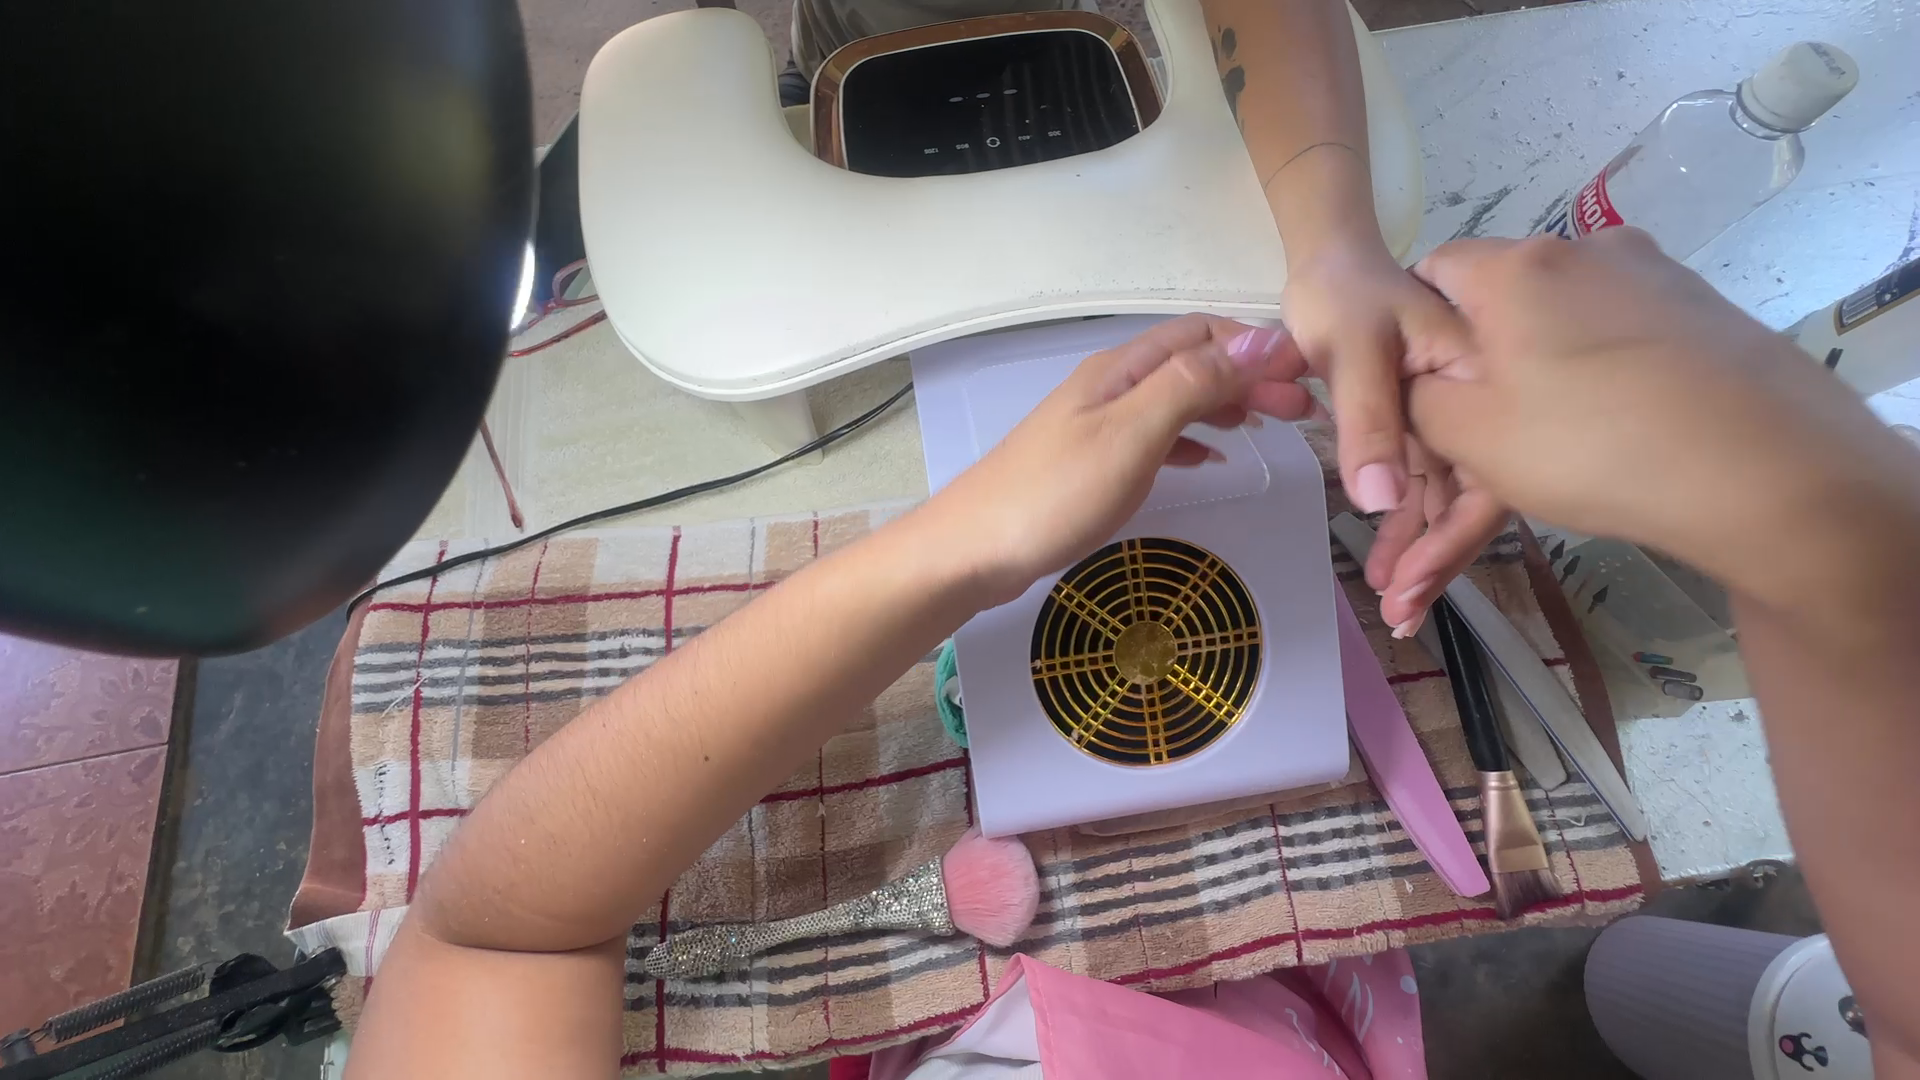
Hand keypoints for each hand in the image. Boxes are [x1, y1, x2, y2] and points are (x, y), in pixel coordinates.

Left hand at [921, 315, 1311, 605]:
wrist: (975, 550)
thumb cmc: (1054, 495)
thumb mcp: (1130, 435)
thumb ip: (1191, 385)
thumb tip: (1261, 341)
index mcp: (1120, 370)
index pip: (1201, 334)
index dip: (1256, 347)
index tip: (1305, 378)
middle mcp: (1109, 387)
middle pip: (1189, 364)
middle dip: (1246, 378)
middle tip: (1298, 412)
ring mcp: (1095, 425)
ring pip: (1172, 400)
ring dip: (1221, 406)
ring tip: (1265, 428)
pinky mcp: (1089, 463)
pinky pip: (1152, 437)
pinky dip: (1189, 440)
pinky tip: (1209, 459)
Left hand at [1282, 241, 1510, 634]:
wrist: (1331, 267)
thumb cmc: (1343, 297)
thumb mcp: (1352, 353)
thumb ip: (1368, 422)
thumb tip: (1377, 501)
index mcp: (1481, 384)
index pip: (1482, 478)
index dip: (1451, 541)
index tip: (1413, 591)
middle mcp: (1476, 407)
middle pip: (1468, 495)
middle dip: (1435, 559)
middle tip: (1401, 613)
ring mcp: (1449, 417)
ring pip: (1441, 494)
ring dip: (1416, 546)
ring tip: (1390, 597)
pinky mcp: (1420, 421)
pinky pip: (1419, 477)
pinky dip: (1401, 516)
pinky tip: (1385, 552)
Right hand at [1405, 229, 1919, 611]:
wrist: (1772, 474)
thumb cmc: (1589, 446)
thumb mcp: (1464, 433)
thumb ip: (1411, 395)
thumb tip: (1415, 376)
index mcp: (1518, 268)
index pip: (1430, 271)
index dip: (1414, 328)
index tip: (1420, 384)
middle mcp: (1587, 249)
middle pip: (1494, 295)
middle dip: (1473, 351)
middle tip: (1477, 419)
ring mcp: (1653, 274)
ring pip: (1553, 315)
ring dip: (1532, 362)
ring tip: (1545, 428)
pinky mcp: (1700, 306)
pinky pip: (1609, 329)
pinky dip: (1589, 367)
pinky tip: (1605, 421)